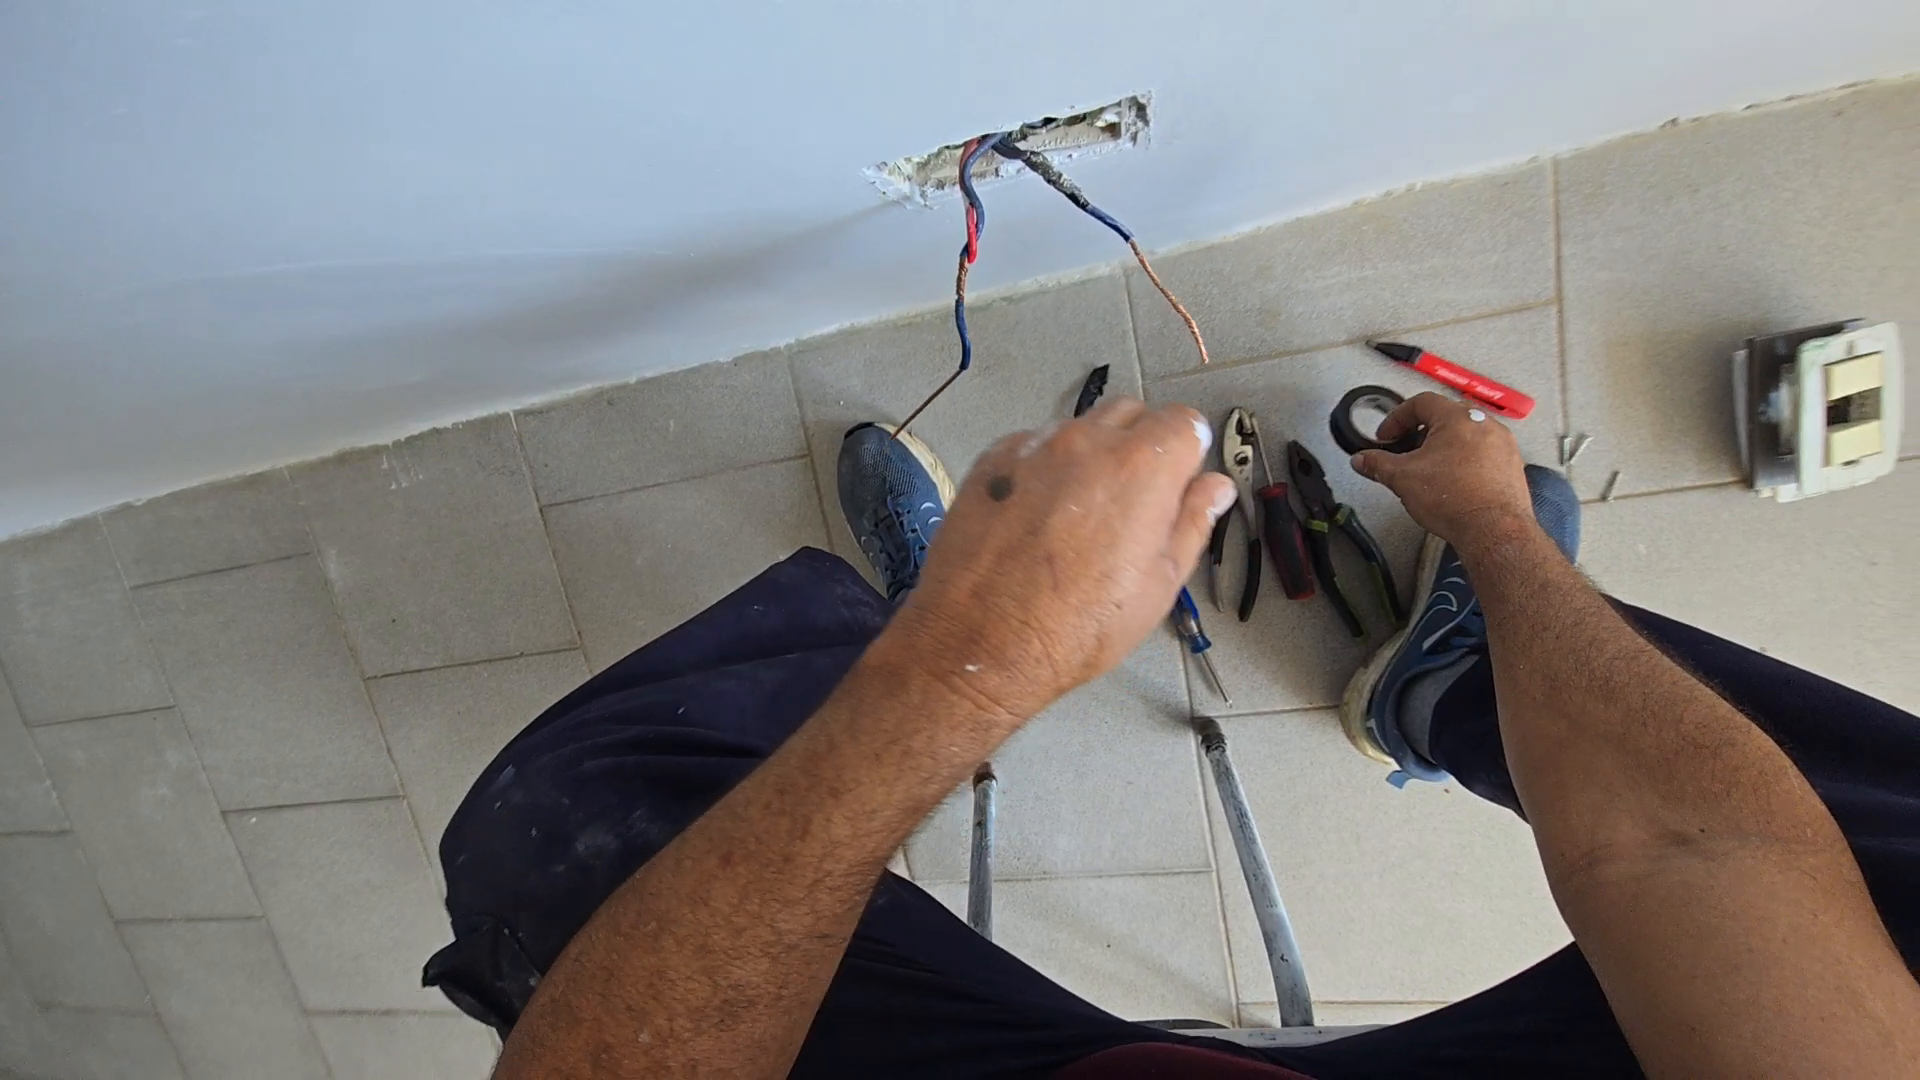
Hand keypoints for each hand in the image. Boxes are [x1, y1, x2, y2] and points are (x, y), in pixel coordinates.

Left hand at [879, 398, 1234, 730]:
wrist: (980, 641)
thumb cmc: (1078, 626)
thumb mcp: (1158, 586)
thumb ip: (1191, 523)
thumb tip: (1214, 486)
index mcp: (1141, 466)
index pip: (1184, 420)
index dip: (1186, 452)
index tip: (1175, 484)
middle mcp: (1086, 440)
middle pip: (1129, 414)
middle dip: (1140, 445)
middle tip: (1128, 501)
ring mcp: (1032, 446)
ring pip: (1077, 429)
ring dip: (1088, 455)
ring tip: (1074, 513)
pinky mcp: (990, 460)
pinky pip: (1031, 447)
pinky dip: (1042, 468)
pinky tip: (1031, 515)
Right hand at [1348, 392, 1535, 553]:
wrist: (1492, 529)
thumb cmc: (1453, 499)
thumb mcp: (1401, 478)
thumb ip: (1377, 463)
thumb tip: (1361, 459)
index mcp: (1457, 419)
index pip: (1422, 402)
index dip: (1396, 417)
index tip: (1386, 435)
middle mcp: (1485, 425)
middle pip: (1446, 414)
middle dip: (1420, 429)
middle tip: (1406, 446)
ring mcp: (1503, 444)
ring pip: (1467, 433)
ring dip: (1444, 444)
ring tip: (1428, 466)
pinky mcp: (1511, 465)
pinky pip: (1483, 451)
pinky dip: (1463, 459)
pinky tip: (1451, 480)